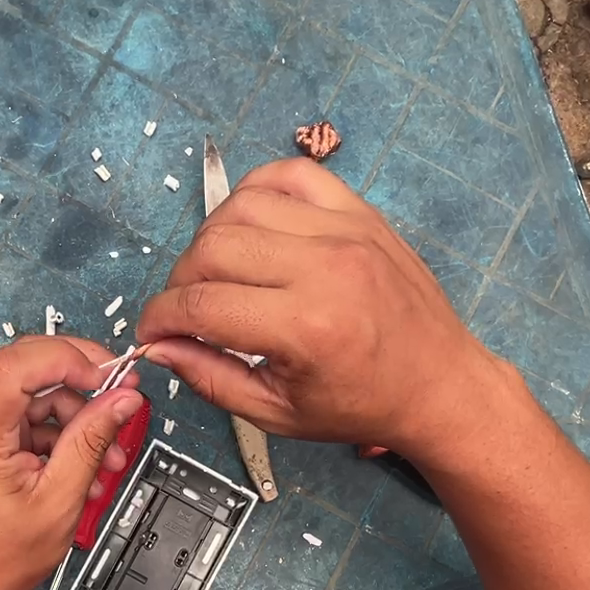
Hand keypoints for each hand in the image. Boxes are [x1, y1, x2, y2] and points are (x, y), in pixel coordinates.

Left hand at [0, 337, 143, 589]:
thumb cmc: (0, 556)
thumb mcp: (60, 499)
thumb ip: (92, 442)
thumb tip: (123, 399)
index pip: (16, 364)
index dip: (66, 359)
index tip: (106, 377)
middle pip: (28, 367)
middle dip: (81, 380)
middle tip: (120, 395)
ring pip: (36, 392)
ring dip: (78, 416)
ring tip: (107, 456)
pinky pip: (31, 416)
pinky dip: (63, 434)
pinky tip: (85, 465)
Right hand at [136, 158, 510, 458]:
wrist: (438, 382)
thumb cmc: (359, 405)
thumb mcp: (274, 414)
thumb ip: (208, 378)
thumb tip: (157, 347)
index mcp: (304, 328)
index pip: (200, 306)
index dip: (159, 319)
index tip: (151, 334)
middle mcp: (323, 267)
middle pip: (212, 247)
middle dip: (177, 283)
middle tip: (181, 312)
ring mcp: (345, 230)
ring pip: (241, 206)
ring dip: (208, 240)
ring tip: (212, 274)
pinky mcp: (359, 211)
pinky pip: (288, 176)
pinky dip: (252, 194)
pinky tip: (246, 229)